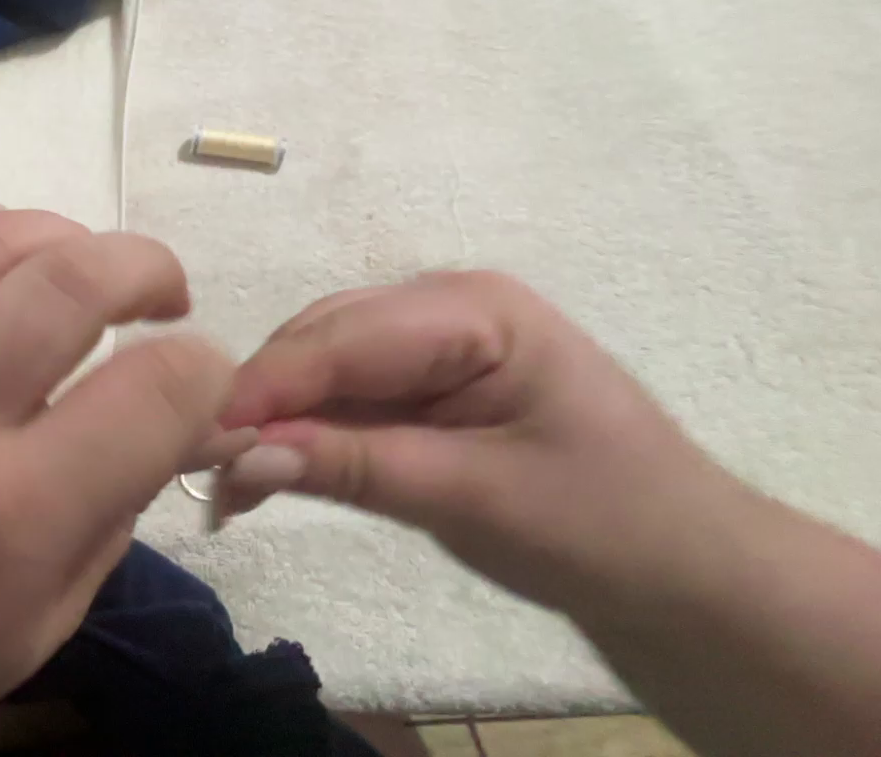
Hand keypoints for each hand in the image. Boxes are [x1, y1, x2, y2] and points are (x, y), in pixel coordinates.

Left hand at [0, 187, 254, 755]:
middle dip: (147, 267)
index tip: (201, 377)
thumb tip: (198, 414)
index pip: (156, 390)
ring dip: (58, 231)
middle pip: (71, 280)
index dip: (208, 369)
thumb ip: (125, 504)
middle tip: (160, 297)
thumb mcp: (47, 616)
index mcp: (14, 511)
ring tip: (81, 266)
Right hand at [212, 271, 746, 613]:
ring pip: (309, 367)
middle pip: (313, 343)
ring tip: (226, 478)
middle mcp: (434, 305)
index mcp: (470, 307)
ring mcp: (418, 340)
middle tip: (203, 467)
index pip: (339, 338)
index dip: (263, 386)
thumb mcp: (475, 498)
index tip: (197, 438)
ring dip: (266, 421)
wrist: (686, 578)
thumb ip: (351, 467)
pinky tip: (262, 467)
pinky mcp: (407, 380)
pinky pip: (330, 396)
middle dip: (257, 403)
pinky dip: (292, 434)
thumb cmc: (606, 527)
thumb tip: (237, 457)